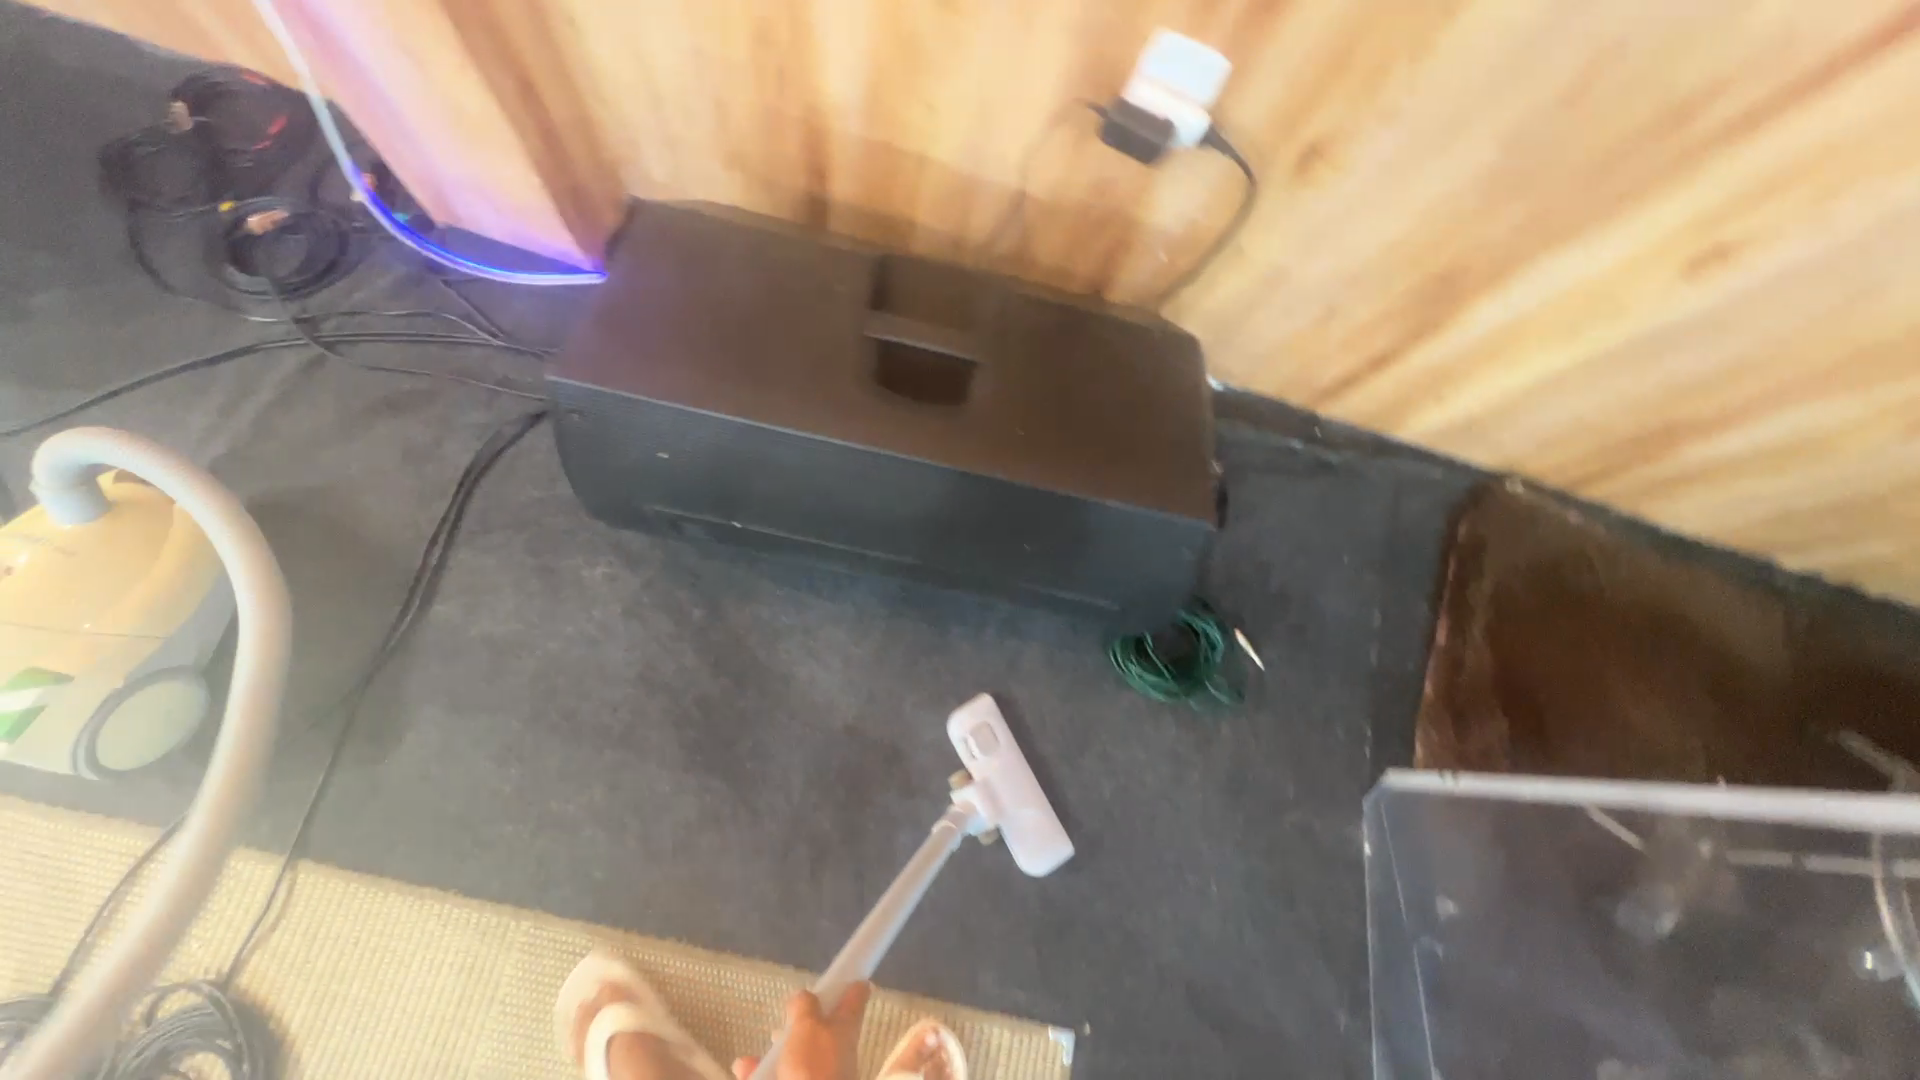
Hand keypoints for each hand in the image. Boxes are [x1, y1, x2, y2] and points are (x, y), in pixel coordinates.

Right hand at [731, 982, 871, 1079]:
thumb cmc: (814, 1066)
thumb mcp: (807, 1026)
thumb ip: (804, 1006)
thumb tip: (803, 997)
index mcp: (845, 1027)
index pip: (856, 1000)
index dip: (854, 987)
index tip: (855, 979)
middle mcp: (838, 1051)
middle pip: (825, 1030)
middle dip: (803, 1024)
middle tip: (788, 1018)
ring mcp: (822, 1074)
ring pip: (799, 1057)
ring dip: (777, 1053)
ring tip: (754, 1055)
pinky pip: (783, 1075)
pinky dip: (763, 1073)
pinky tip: (746, 1070)